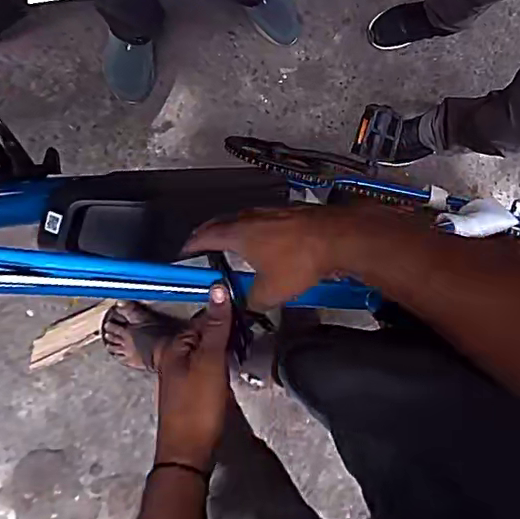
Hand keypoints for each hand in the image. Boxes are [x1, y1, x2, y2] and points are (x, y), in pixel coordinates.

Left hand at [152, 284, 235, 470]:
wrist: (188, 455)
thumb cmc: (198, 406)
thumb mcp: (210, 360)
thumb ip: (217, 325)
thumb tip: (218, 287)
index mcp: (175, 344)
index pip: (204, 317)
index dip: (226, 314)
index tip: (250, 312)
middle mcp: (174, 355)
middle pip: (205, 333)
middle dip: (226, 331)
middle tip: (252, 331)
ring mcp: (182, 374)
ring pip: (208, 350)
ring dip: (225, 347)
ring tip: (246, 346)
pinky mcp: (192, 391)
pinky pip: (208, 366)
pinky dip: (221, 363)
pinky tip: (233, 367)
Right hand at [182, 205, 428, 307]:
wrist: (335, 237)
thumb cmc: (299, 260)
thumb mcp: (270, 292)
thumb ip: (252, 301)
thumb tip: (247, 307)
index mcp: (238, 233)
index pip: (206, 236)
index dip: (192, 244)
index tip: (184, 250)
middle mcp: (250, 216)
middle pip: (221, 222)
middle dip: (208, 233)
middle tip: (201, 243)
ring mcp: (270, 211)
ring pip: (242, 218)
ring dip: (231, 229)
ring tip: (229, 242)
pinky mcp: (288, 212)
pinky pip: (261, 219)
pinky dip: (253, 229)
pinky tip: (263, 240)